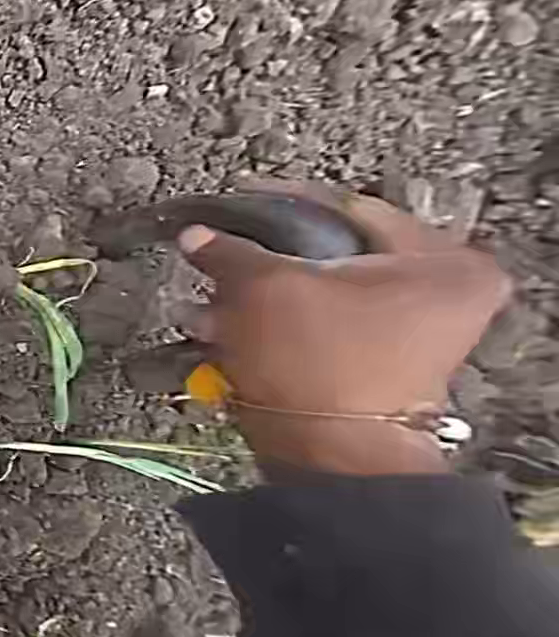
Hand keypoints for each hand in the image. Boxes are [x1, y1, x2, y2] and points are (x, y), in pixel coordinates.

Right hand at [178, 190, 510, 478]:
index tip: (232, 194)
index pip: (349, 207)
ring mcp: (406, 324)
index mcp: (441, 263)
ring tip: (205, 301)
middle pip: (326, 249)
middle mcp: (438, 289)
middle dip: (256, 257)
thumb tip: (195, 232)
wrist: (322, 441)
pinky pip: (309, 316)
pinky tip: (217, 325)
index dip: (280, 198)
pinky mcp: (368, 350)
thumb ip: (227, 250)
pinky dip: (262, 317)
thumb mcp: (261, 287)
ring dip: (248, 291)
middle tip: (213, 252)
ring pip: (310, 285)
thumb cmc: (311, 355)